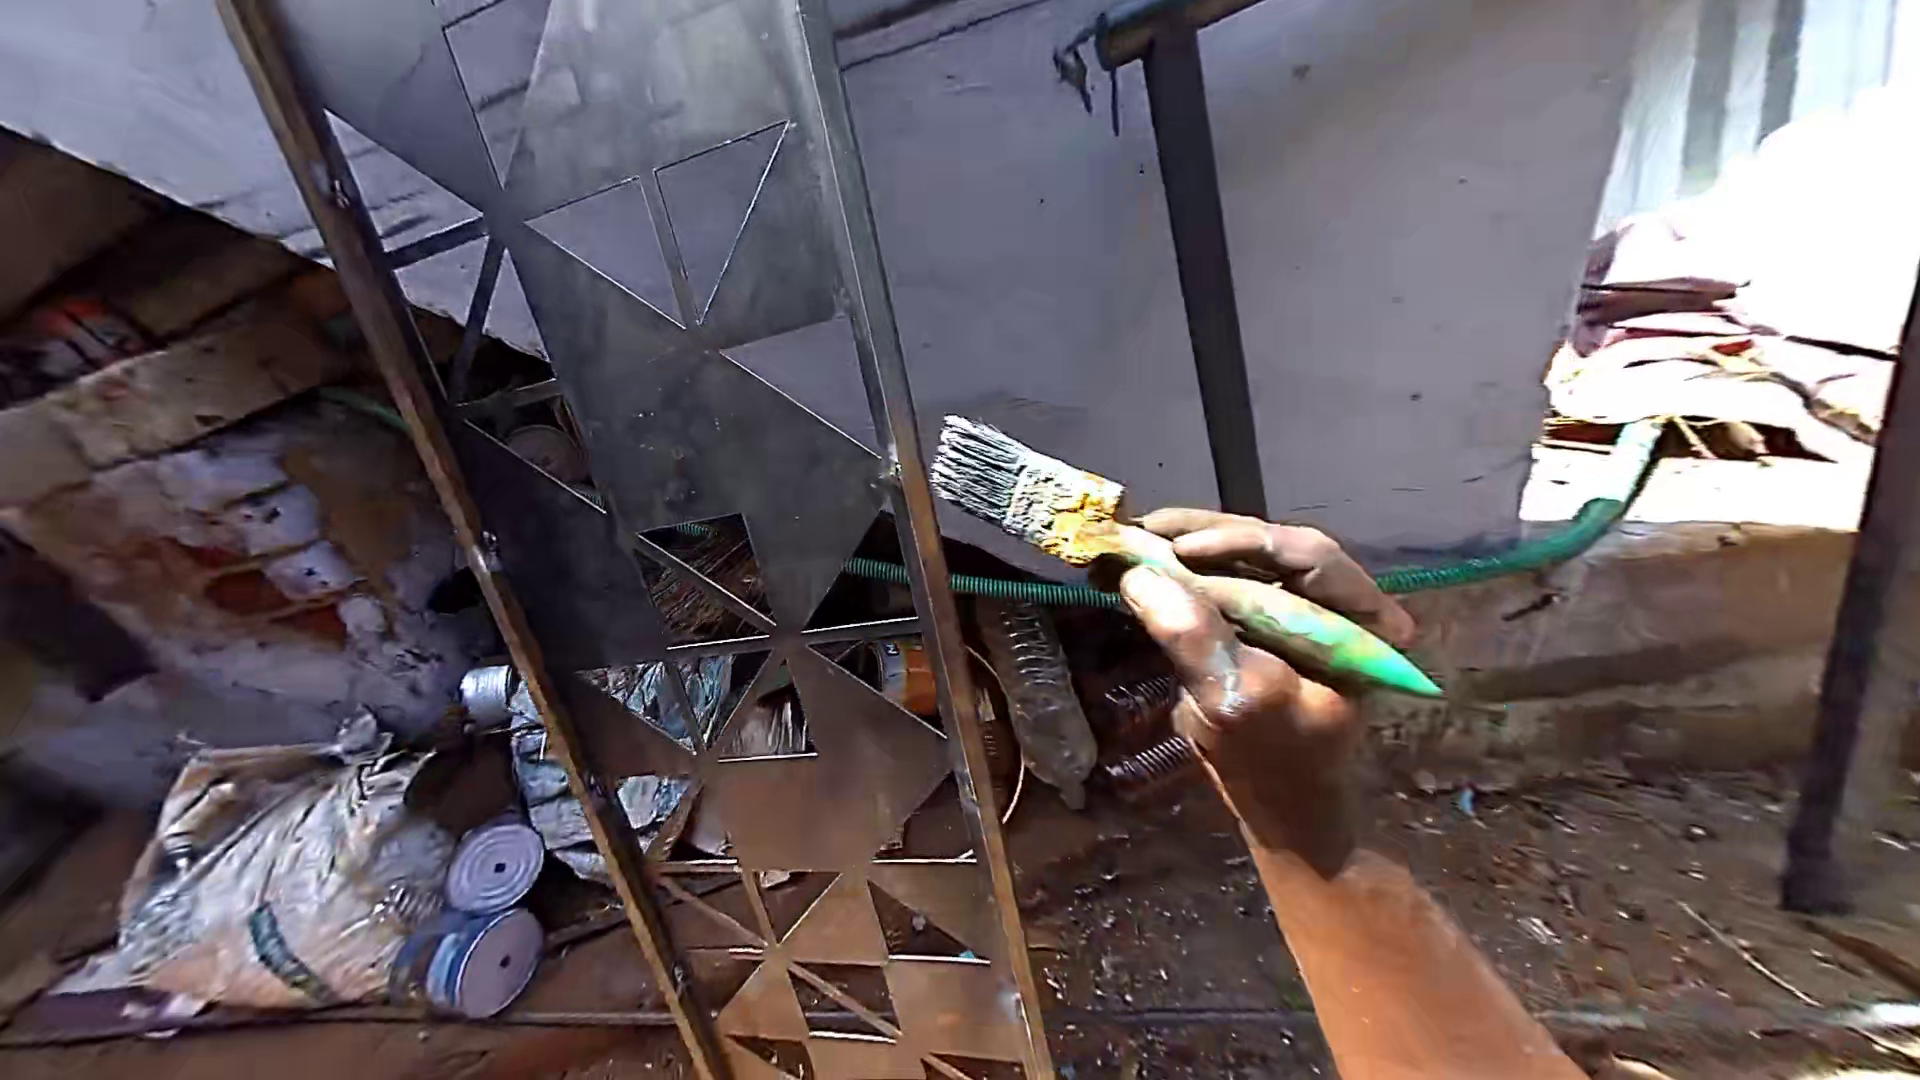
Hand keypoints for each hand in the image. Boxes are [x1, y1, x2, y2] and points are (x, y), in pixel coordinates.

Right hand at [1119, 511, 1415, 874]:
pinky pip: (1216, 573)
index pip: (1309, 557)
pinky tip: (1141, 556)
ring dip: (1183, 538)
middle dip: (1202, 533)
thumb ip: (1196, 639)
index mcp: (1359, 621)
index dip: (1242, 543)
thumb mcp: (1236, 702)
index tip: (1180, 550)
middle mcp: (1330, 599)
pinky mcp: (1250, 611)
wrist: (1271, 795)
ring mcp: (1288, 602)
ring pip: (1238, 551)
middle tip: (1144, 530)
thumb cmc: (1271, 758)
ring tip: (1134, 536)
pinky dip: (1175, 563)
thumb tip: (1137, 575)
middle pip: (1268, 542)